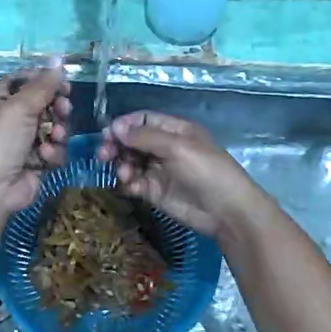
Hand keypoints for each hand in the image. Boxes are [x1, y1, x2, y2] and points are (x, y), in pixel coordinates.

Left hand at [0, 62, 72, 216]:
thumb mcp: (19, 107)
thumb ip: (42, 85)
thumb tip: (58, 58)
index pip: (22, 82)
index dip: (42, 79)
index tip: (62, 80)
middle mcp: (10, 121)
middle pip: (42, 104)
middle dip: (57, 106)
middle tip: (65, 109)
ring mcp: (23, 143)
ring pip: (53, 128)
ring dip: (58, 131)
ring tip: (56, 136)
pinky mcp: (35, 163)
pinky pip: (53, 150)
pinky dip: (52, 153)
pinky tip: (45, 157)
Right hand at [99, 111, 266, 236]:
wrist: (226, 211)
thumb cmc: (206, 171)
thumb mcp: (177, 147)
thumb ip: (144, 137)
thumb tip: (114, 127)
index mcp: (174, 130)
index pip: (142, 120)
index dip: (124, 125)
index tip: (108, 135)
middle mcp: (164, 147)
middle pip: (132, 141)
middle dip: (116, 146)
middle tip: (104, 155)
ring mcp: (158, 170)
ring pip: (129, 161)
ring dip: (121, 165)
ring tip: (125, 175)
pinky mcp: (154, 191)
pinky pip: (133, 182)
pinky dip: (126, 183)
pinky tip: (128, 186)